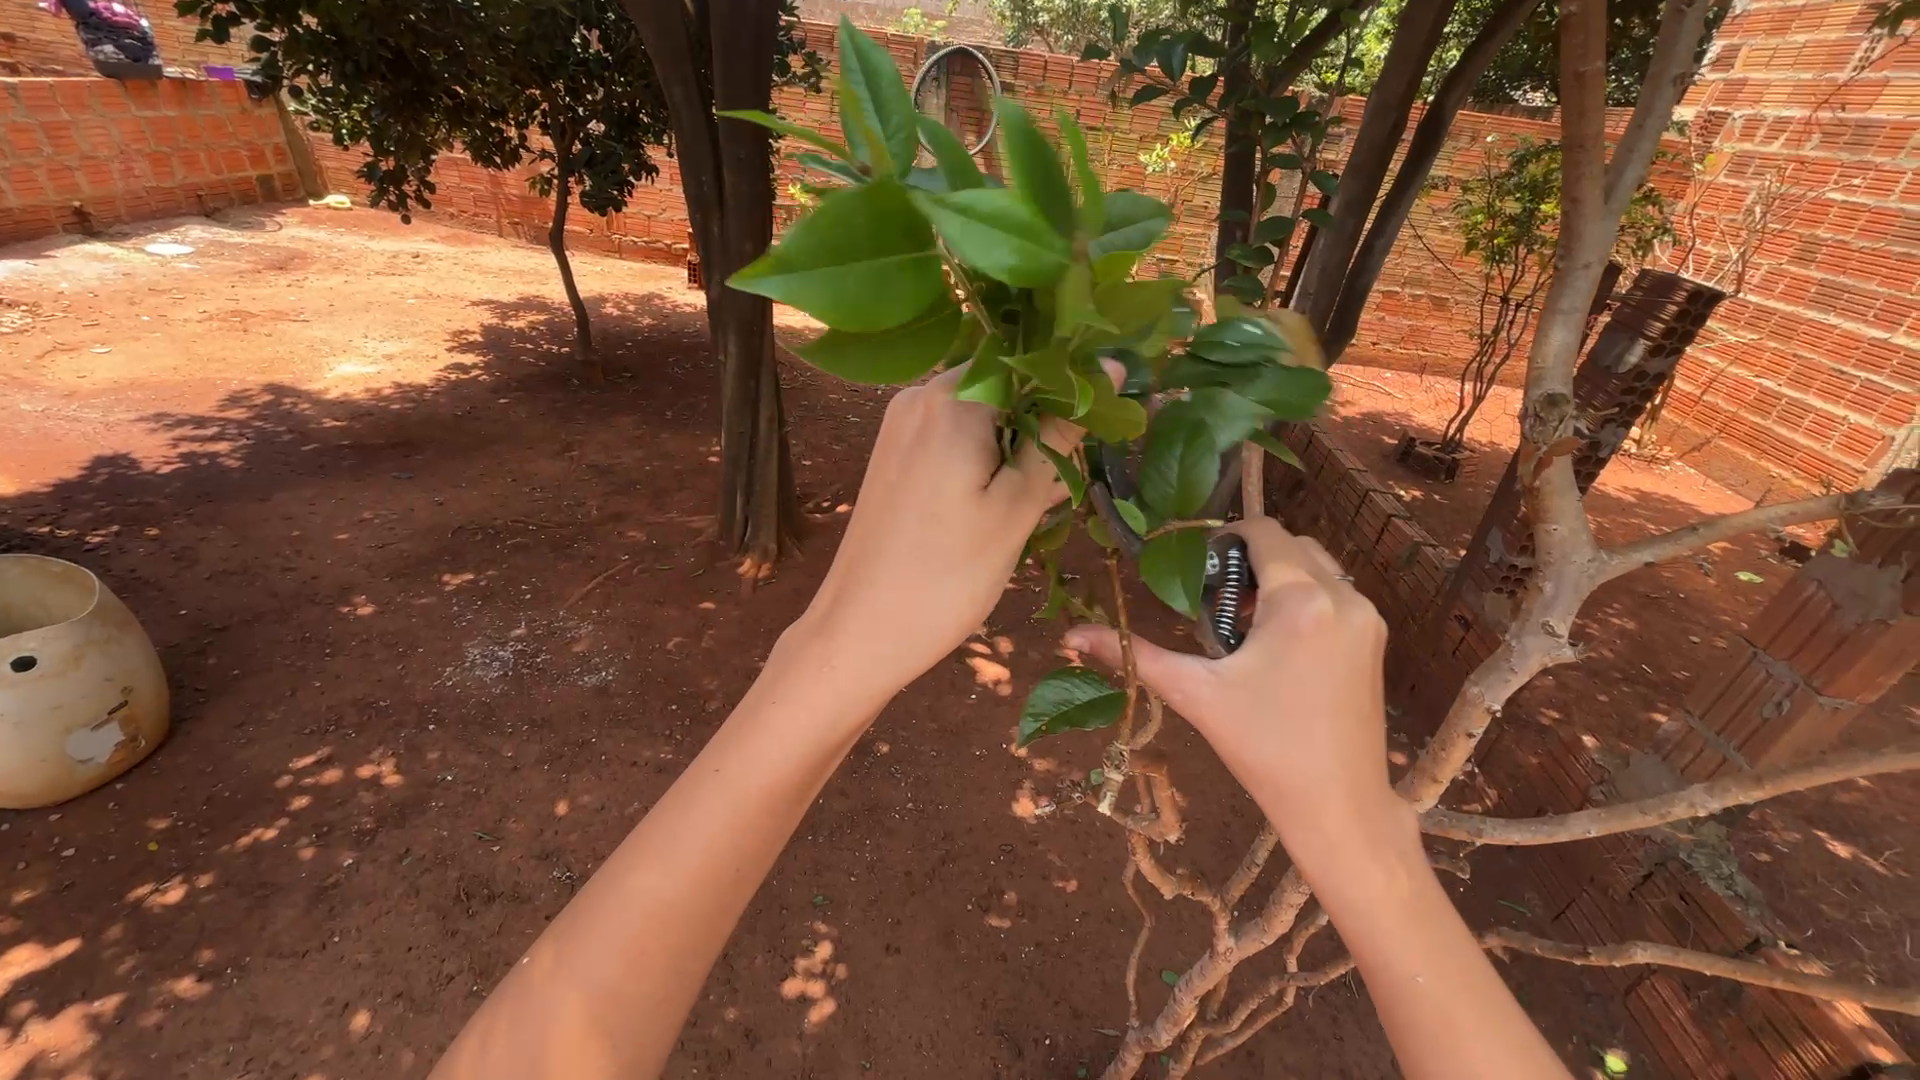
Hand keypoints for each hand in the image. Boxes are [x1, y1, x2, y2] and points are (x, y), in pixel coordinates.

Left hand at [793, 362, 1111, 700]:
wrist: (860, 632)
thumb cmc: (946, 576)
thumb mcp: (1016, 507)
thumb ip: (1062, 435)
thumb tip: (1113, 370)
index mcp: (951, 398)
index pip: (1032, 362)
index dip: (1073, 390)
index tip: (1101, 428)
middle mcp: (918, 396)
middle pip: (1004, 385)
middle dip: (1044, 423)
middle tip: (1066, 476)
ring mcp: (900, 425)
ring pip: (981, 415)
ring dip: (1016, 446)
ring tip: (1032, 498)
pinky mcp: (893, 455)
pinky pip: (953, 437)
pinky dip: (984, 460)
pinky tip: (997, 503)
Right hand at [1063, 518, 1396, 855]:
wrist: (1339, 806)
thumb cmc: (1263, 749)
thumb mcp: (1195, 693)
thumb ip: (1135, 655)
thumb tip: (1071, 636)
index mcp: (1301, 601)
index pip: (1264, 531)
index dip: (1224, 539)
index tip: (1194, 572)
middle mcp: (1344, 598)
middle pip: (1292, 544)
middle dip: (1249, 560)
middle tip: (1213, 601)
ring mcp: (1368, 619)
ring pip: (1318, 567)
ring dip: (1277, 578)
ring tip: (1241, 624)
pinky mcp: (1376, 641)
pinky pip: (1336, 594)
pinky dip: (1303, 598)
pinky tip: (1273, 644)